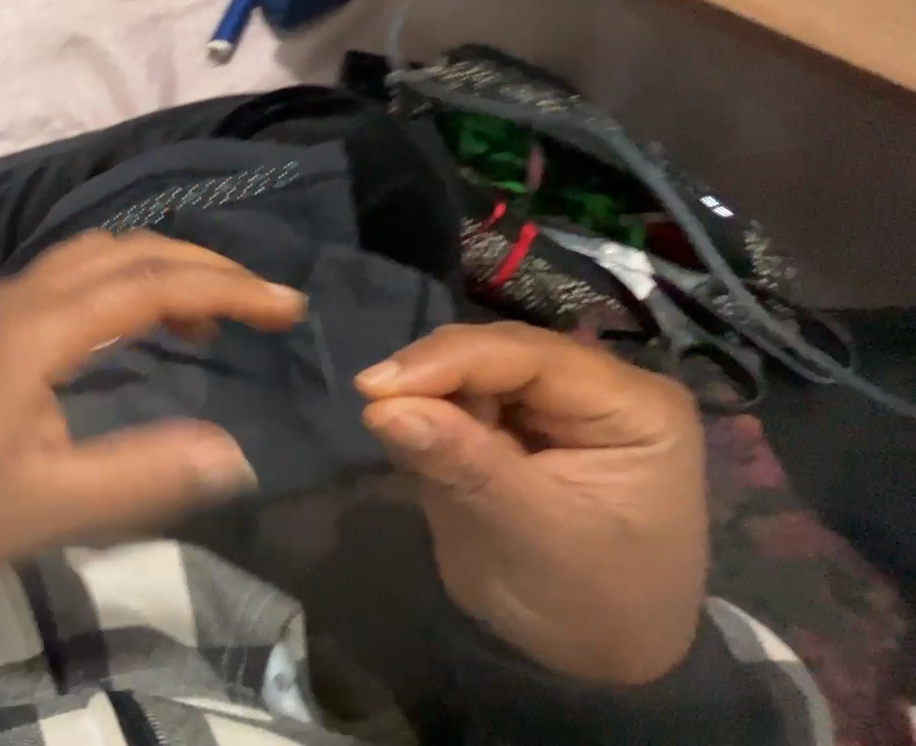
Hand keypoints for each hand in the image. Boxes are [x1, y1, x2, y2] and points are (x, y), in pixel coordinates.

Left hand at [0, 231, 306, 580]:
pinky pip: (73, 272)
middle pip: (126, 248)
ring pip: (97, 252)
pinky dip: (126, 279)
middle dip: (204, 264)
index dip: (226, 287)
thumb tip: (238, 452)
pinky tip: (147, 320)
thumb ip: (145, 475)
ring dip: (162, 266)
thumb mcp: (53, 507)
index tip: (288, 308)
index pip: (149, 282)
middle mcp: (23, 296)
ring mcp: (3, 301)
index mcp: (38, 331)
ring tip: (216, 313)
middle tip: (265, 304)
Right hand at [357, 322, 708, 684]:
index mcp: (632, 407)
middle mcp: (594, 387)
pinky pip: (453, 393)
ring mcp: (551, 400)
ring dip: (422, 393)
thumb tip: (382, 408)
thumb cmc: (587, 602)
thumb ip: (463, 465)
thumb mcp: (530, 536)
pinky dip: (422, 410)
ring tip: (396, 430)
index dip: (446, 362)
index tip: (373, 389)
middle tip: (373, 407)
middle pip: (491, 351)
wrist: (591, 655)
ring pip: (464, 366)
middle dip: (429, 376)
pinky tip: (412, 436)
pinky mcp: (511, 418)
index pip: (527, 355)